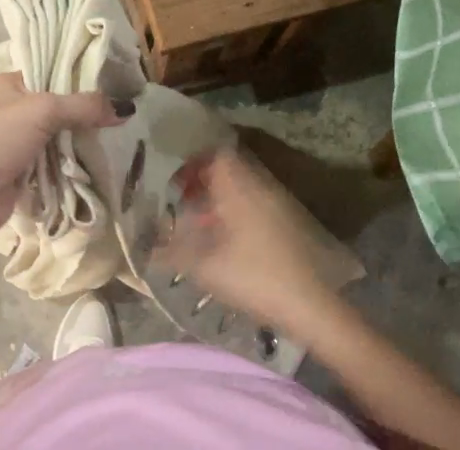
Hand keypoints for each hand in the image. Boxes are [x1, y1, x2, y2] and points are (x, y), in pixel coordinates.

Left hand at [0, 73, 127, 259]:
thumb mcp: (42, 111)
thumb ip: (83, 106)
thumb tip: (126, 107)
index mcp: (10, 83)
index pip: (53, 70)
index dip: (83, 75)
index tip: (120, 79)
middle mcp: (14, 108)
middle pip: (60, 104)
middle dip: (88, 110)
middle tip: (126, 111)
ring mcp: (19, 142)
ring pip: (60, 135)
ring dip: (83, 139)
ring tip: (123, 134)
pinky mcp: (24, 171)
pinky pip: (56, 161)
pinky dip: (74, 162)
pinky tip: (102, 159)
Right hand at [154, 150, 345, 341]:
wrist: (311, 305)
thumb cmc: (255, 278)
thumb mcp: (205, 267)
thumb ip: (172, 252)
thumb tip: (147, 247)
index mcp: (239, 188)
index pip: (216, 154)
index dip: (194, 162)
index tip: (175, 183)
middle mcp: (260, 187)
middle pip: (229, 169)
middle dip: (204, 181)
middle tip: (184, 201)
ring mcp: (278, 203)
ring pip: (243, 187)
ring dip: (221, 197)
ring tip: (202, 223)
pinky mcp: (289, 222)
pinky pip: (256, 203)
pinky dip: (238, 211)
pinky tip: (227, 240)